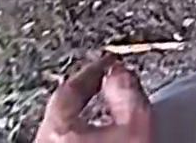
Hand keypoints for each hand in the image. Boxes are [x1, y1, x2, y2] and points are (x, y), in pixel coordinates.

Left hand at [34, 55, 152, 142]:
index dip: (94, 69)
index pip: (69, 88)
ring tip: (105, 107)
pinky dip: (79, 132)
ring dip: (83, 113)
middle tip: (108, 79)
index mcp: (58, 129)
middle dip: (87, 90)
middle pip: (62, 108)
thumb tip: (119, 70)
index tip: (110, 61)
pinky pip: (63, 140)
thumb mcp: (137, 122)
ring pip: (62, 127)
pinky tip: (98, 135)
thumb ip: (128, 89)